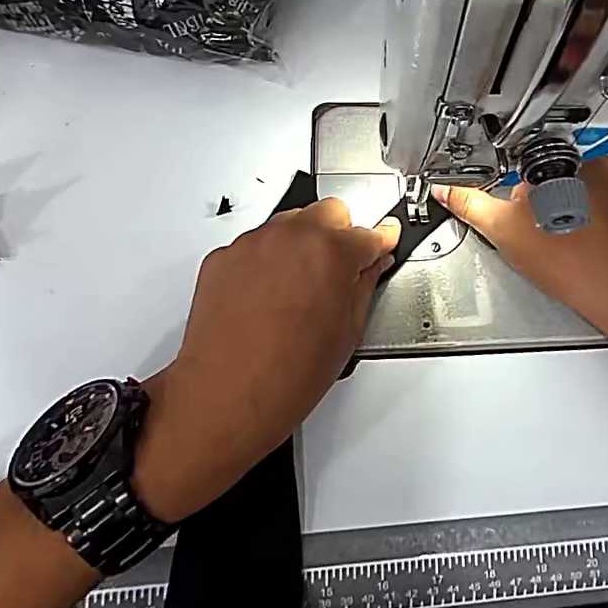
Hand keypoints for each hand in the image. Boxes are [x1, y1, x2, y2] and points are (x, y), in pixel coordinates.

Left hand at [132, 199, 400, 521]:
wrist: (225, 396)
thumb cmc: (282, 376)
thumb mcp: (346, 332)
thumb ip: (364, 287)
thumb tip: (370, 268)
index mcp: (331, 253)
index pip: (369, 232)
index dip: (381, 240)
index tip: (383, 240)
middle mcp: (290, 238)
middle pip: (329, 212)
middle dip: (341, 234)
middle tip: (341, 267)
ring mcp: (253, 244)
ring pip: (290, 223)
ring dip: (302, 244)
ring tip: (301, 288)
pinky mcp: (224, 256)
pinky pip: (256, 244)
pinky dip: (267, 260)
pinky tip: (270, 296)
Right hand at [438, 157, 607, 335]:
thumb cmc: (572, 259)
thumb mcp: (503, 229)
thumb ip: (469, 205)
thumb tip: (447, 192)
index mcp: (559, 157)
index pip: (515, 151)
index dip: (498, 171)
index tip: (493, 189)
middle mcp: (587, 164)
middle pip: (537, 166)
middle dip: (523, 189)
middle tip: (517, 214)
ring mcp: (603, 185)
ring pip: (557, 183)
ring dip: (543, 201)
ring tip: (537, 228)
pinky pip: (575, 200)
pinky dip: (561, 214)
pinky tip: (553, 235)